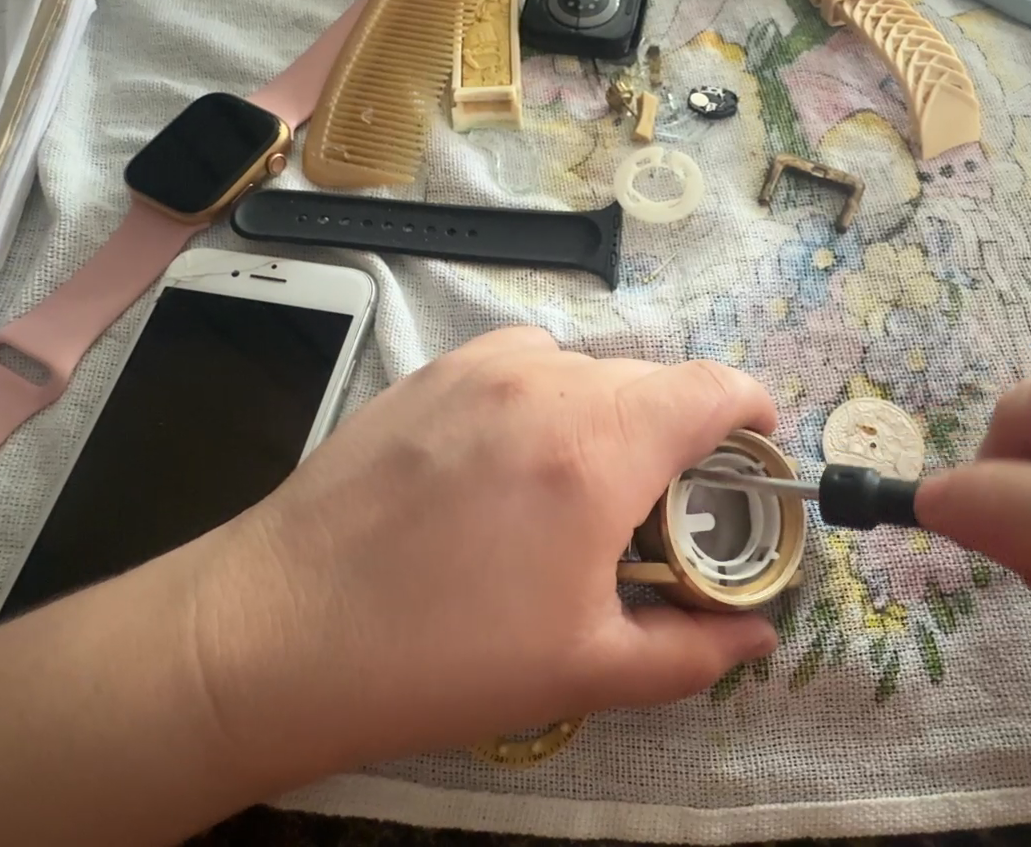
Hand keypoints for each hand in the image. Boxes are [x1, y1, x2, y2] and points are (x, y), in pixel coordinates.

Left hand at [182, 326, 778, 779]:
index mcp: (599, 449)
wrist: (273, 632)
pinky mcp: (435, 370)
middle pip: (656, 382)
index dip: (754, 415)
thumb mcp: (584, 670)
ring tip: (580, 481)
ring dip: (612, 414)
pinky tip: (516, 448)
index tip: (754, 455)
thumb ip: (691, 650)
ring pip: (592, 369)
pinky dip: (550, 392)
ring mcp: (484, 367)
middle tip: (657, 505)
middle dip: (680, 436)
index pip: (716, 388)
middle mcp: (549, 385)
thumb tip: (757, 639)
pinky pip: (527, 359)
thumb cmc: (440, 657)